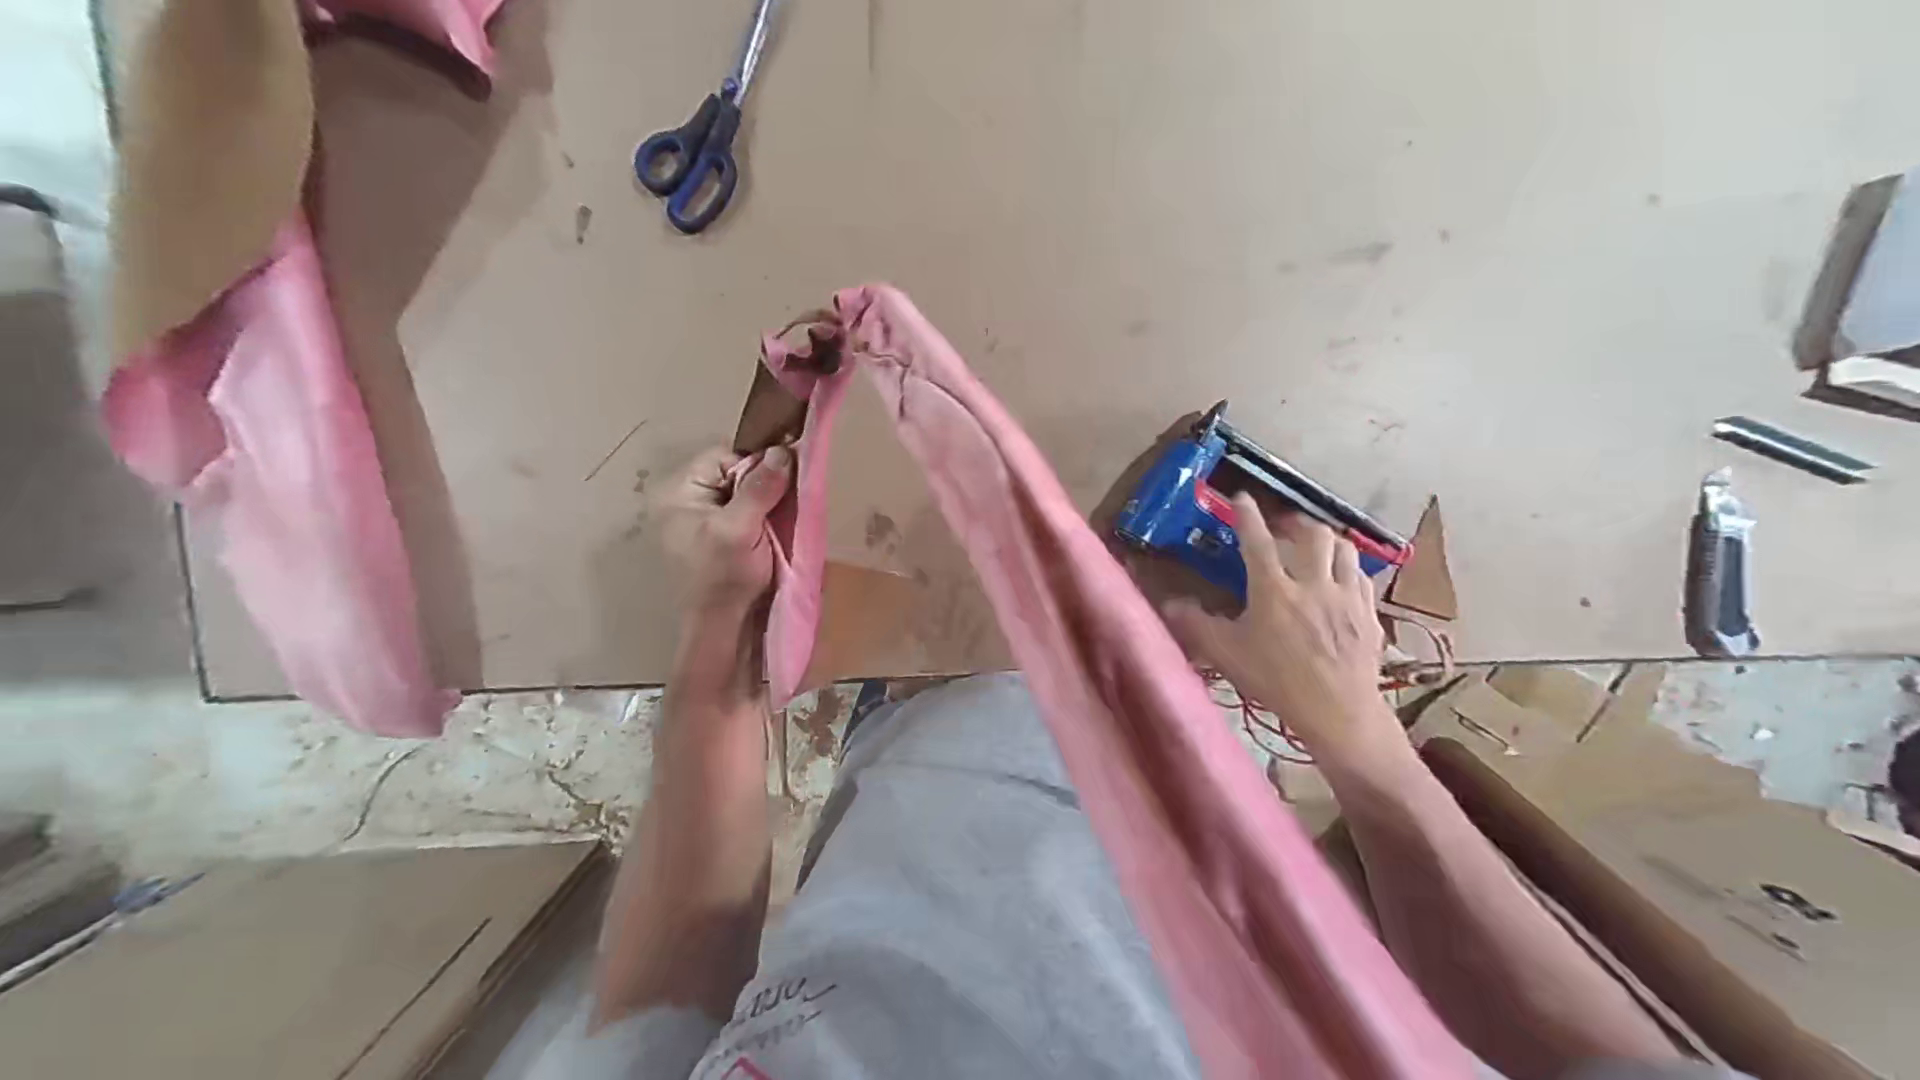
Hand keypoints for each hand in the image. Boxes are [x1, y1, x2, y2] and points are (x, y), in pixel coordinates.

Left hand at [656, 444, 793, 616]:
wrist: (723, 627)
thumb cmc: (724, 577)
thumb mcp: (741, 529)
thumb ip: (759, 488)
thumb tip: (781, 451)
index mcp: (677, 492)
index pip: (723, 455)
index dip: (757, 464)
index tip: (784, 480)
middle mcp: (685, 499)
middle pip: (735, 472)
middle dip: (765, 484)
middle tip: (788, 499)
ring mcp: (702, 519)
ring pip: (745, 492)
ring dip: (768, 503)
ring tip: (784, 516)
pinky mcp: (719, 535)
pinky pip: (747, 512)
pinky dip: (765, 517)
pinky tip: (776, 529)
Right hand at [1160, 493, 1408, 772]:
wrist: (1338, 711)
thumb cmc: (1276, 680)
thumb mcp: (1227, 653)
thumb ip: (1197, 624)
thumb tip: (1169, 603)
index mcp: (1273, 590)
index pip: (1257, 541)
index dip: (1247, 515)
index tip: (1242, 497)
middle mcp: (1313, 583)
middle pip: (1313, 535)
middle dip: (1297, 523)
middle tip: (1284, 526)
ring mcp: (1346, 597)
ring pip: (1344, 549)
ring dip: (1328, 542)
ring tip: (1316, 547)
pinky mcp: (1369, 615)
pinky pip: (1362, 579)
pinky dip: (1349, 571)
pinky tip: (1342, 581)